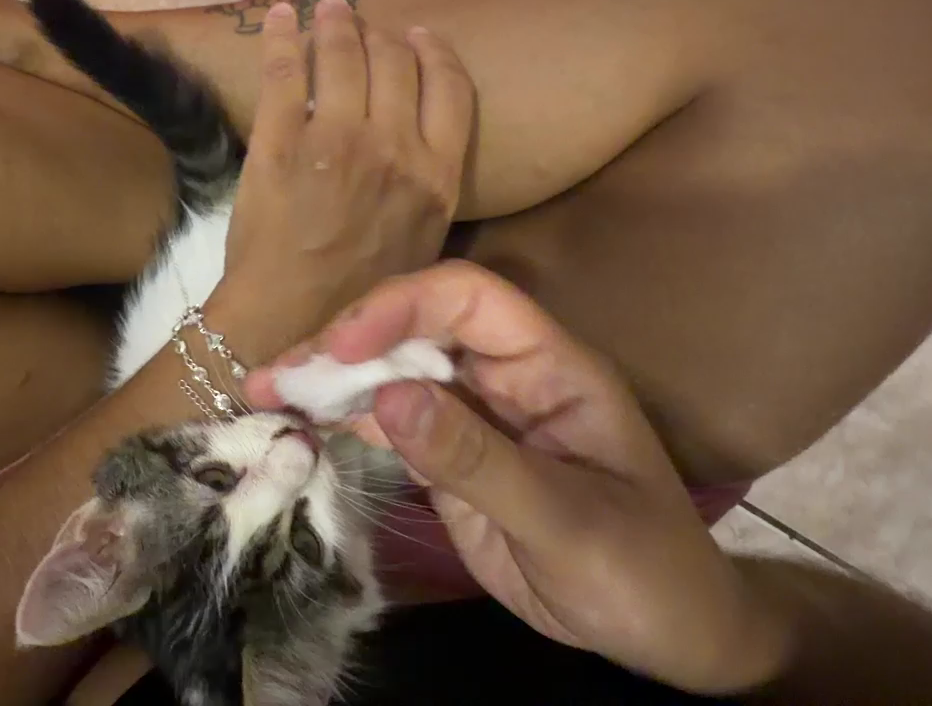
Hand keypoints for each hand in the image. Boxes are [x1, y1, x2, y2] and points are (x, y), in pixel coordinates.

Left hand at [207, 0, 473, 363]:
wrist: (288, 320)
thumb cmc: (357, 294)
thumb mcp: (419, 243)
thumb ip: (425, 187)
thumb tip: (415, 143)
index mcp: (437, 177)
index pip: (451, 89)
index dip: (435, 52)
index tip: (421, 34)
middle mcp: (395, 149)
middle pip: (397, 62)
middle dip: (381, 32)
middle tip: (361, 21)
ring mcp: (336, 141)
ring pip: (345, 56)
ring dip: (337, 23)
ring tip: (328, 8)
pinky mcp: (281, 142)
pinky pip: (286, 74)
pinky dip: (284, 37)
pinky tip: (282, 15)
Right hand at [250, 262, 792, 694]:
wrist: (665, 633)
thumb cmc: (642, 569)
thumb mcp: (565, 520)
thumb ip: (475, 458)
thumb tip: (386, 399)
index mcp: (547, 364)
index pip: (466, 298)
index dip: (400, 306)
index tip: (343, 346)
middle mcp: (499, 373)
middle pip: (411, 328)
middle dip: (343, 343)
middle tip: (280, 375)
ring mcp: (468, 411)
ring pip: (388, 372)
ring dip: (328, 378)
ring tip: (266, 391)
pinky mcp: (445, 452)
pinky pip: (385, 421)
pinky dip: (340, 419)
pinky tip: (296, 420)